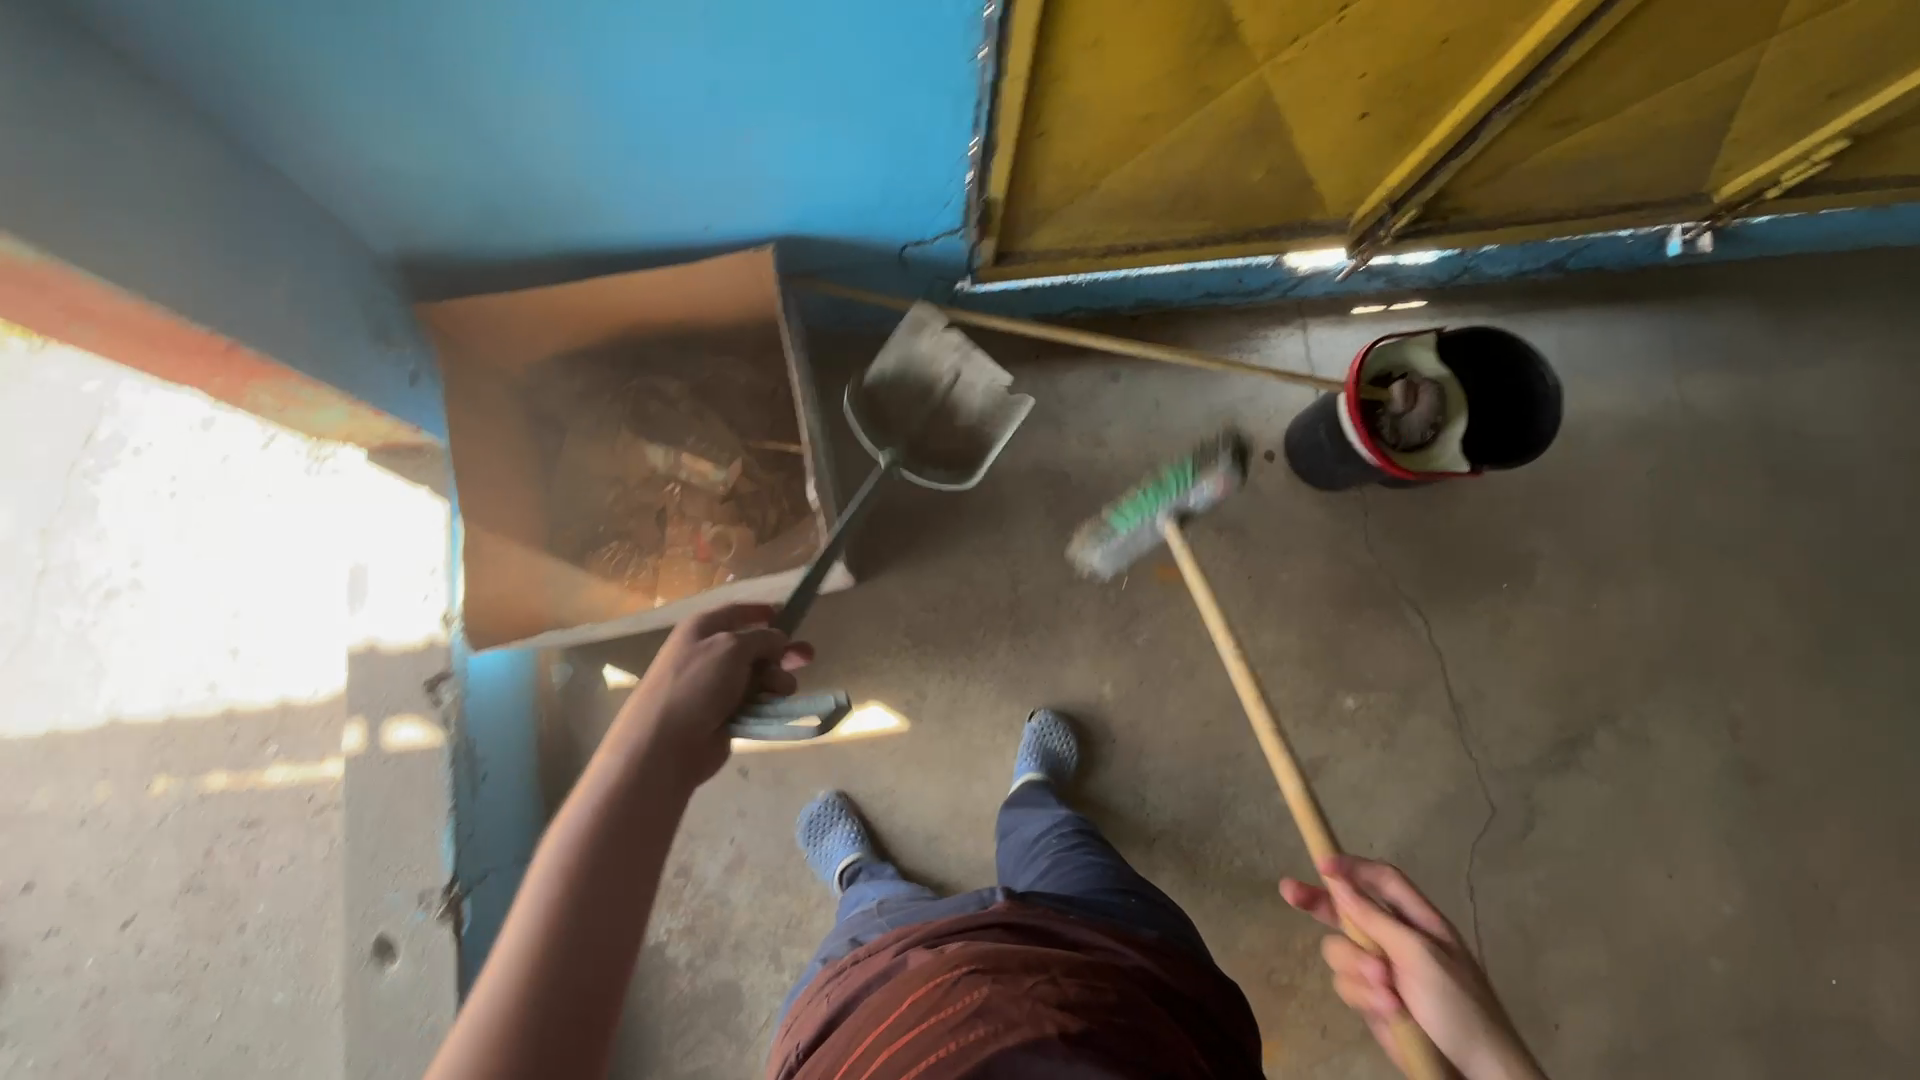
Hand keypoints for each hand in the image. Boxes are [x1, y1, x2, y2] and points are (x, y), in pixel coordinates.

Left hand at [611, 603, 812, 786]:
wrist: (665, 743)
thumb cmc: (696, 684)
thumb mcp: (732, 648)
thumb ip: (762, 638)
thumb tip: (778, 638)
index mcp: (702, 629)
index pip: (736, 612)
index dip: (762, 612)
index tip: (789, 616)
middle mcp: (709, 654)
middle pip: (753, 646)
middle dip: (781, 651)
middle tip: (807, 657)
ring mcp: (716, 686)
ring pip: (759, 676)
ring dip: (777, 680)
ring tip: (782, 690)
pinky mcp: (725, 714)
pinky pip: (755, 701)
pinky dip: (768, 702)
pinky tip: (775, 706)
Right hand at [1280, 856, 1544, 1079]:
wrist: (1476, 1075)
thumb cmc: (1459, 1007)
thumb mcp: (1420, 955)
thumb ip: (1375, 917)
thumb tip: (1338, 880)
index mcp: (1419, 921)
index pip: (1381, 879)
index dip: (1352, 868)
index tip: (1321, 865)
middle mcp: (1396, 939)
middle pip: (1347, 909)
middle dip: (1318, 903)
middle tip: (1289, 892)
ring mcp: (1382, 970)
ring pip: (1340, 950)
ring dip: (1357, 969)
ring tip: (1386, 992)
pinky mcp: (1371, 1000)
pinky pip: (1345, 984)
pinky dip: (1362, 996)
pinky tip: (1388, 1012)